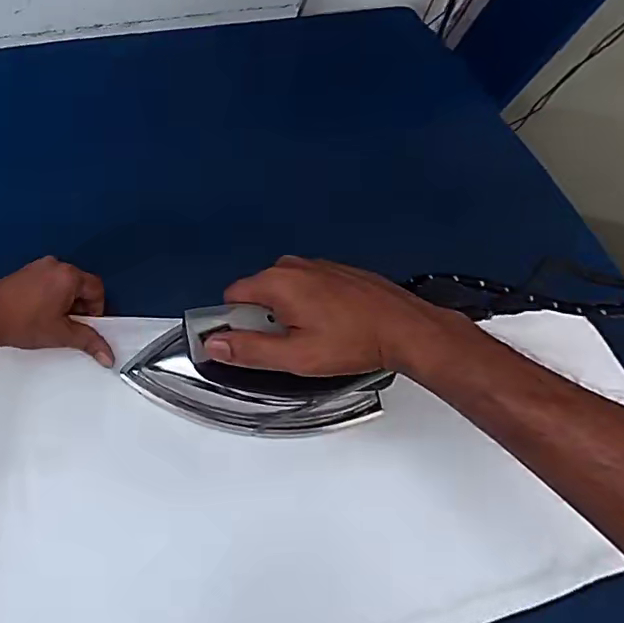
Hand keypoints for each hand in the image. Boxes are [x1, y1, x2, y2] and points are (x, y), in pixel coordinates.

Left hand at [0, 257, 113, 367]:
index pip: (97, 288)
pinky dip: (50, 298)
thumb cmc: (17, 321)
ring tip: (51, 322)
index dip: (96, 310)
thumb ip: (88, 341)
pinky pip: (48, 283)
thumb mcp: (60, 334)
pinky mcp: (26, 274)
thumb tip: (104, 351)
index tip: (89, 324)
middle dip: (80, 307)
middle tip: (70, 326)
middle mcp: (54, 266)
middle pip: (81, 285)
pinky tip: (39, 316)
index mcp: (67, 275)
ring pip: (64, 284)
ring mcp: (38, 268)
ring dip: (64, 303)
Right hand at [201, 256, 481, 377]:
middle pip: (256, 294)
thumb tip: (216, 345)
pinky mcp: (333, 271)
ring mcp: (315, 265)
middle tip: (292, 343)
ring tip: (316, 335)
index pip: (231, 298)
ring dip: (289, 312)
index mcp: (277, 282)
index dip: (237, 323)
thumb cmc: (358, 340)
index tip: (253, 340)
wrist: (407, 330)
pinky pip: (305, 287)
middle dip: (265, 319)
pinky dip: (310, 304)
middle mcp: (293, 266)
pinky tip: (331, 325)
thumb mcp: (296, 357)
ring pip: (282, 291)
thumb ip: (250, 349)